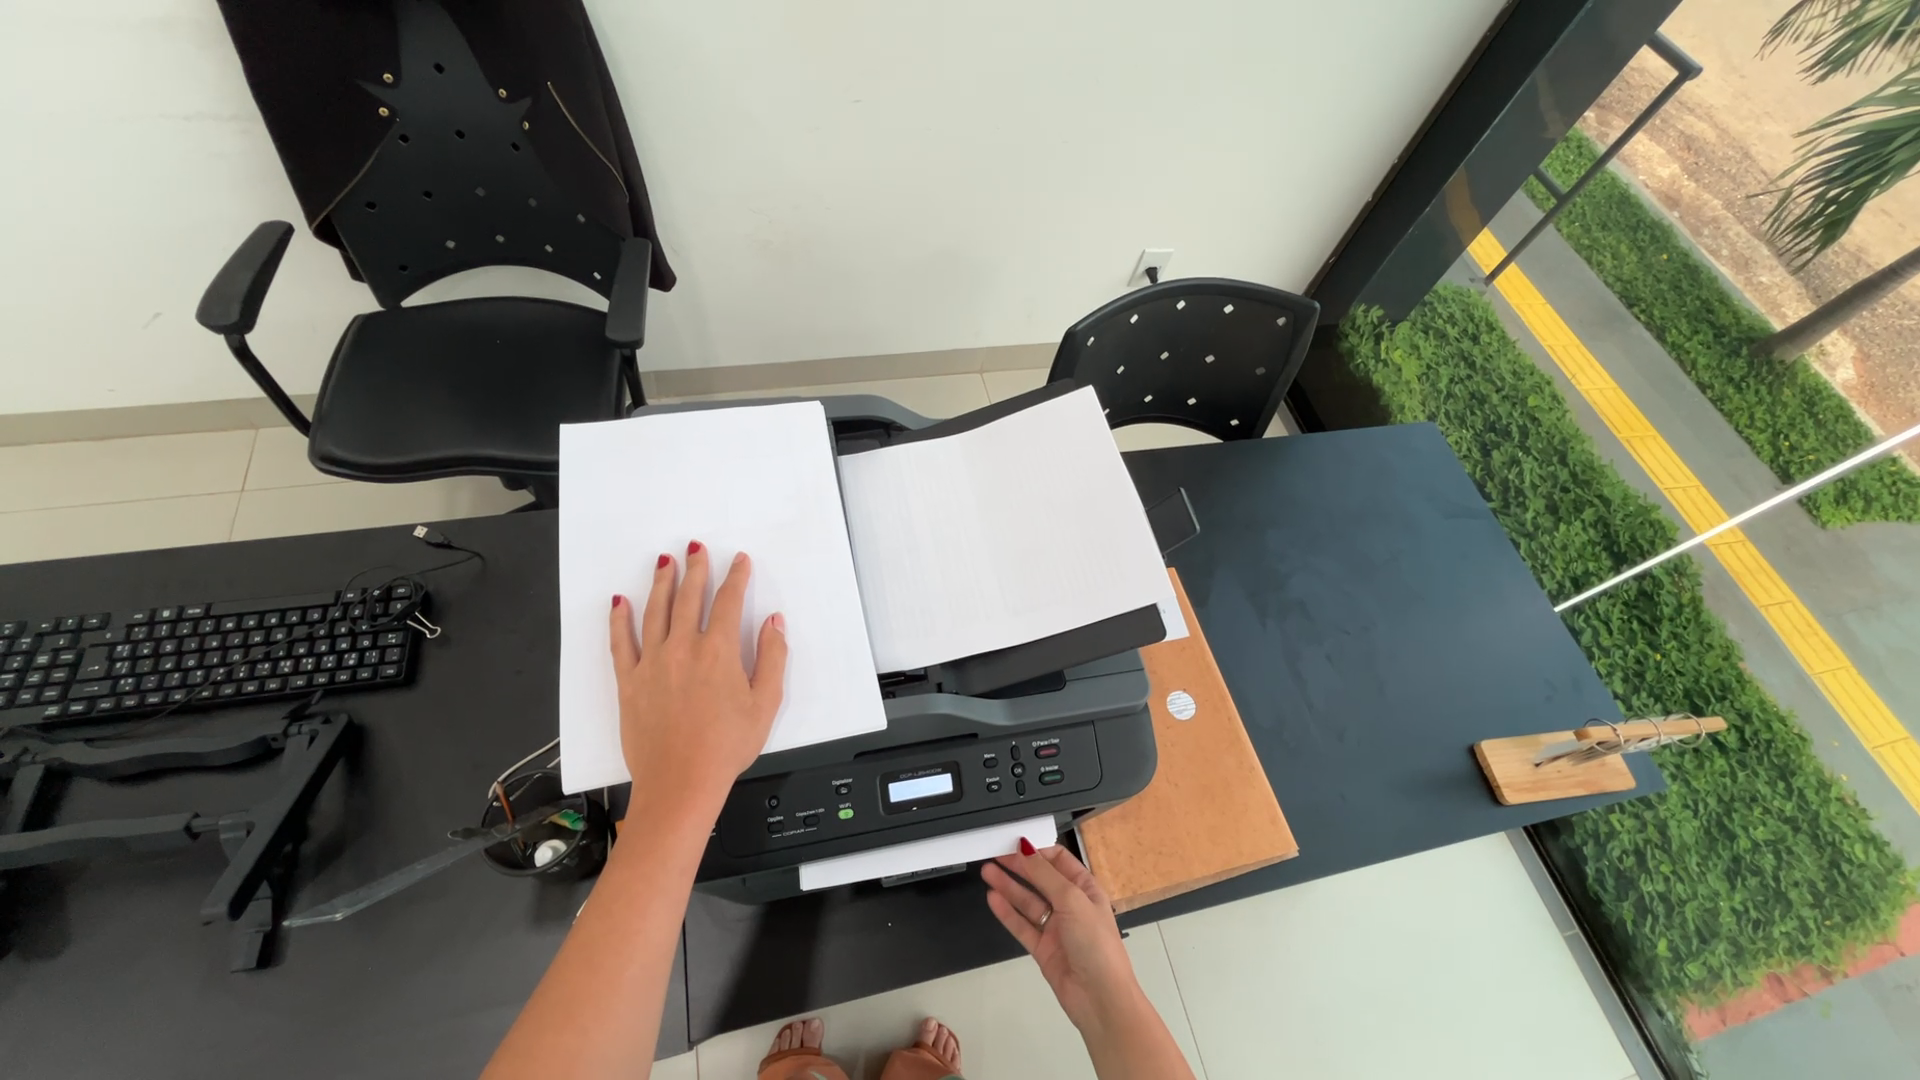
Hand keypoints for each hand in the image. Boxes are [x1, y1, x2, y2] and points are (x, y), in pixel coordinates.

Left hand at [608, 542, 788, 815]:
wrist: (680, 783)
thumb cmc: (726, 748)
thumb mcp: (765, 704)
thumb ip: (773, 658)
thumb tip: (774, 623)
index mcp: (719, 653)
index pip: (729, 602)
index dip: (736, 577)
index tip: (740, 562)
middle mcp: (683, 649)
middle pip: (690, 598)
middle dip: (696, 569)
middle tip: (697, 548)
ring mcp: (652, 663)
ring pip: (656, 611)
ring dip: (662, 583)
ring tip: (664, 561)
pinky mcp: (630, 682)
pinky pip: (621, 642)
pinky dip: (619, 619)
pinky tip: (620, 601)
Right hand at [982, 842, 1143, 1034]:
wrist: (1101, 998)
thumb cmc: (1097, 944)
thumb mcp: (1072, 899)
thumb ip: (1044, 874)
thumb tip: (1026, 848)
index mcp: (1085, 888)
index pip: (1058, 860)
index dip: (1037, 851)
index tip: (1015, 843)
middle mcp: (1071, 905)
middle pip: (1040, 879)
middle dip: (1018, 866)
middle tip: (995, 854)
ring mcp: (1056, 928)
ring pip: (1027, 901)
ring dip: (1008, 886)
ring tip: (987, 872)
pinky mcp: (1043, 949)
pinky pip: (1022, 925)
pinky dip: (1007, 912)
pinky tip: (993, 899)